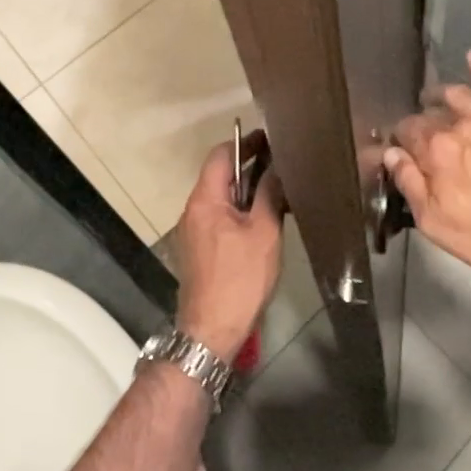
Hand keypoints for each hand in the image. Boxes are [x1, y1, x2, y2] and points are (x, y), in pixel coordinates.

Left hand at [174, 141, 284, 358]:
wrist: (211, 330)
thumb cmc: (240, 278)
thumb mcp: (263, 233)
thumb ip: (268, 195)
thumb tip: (275, 168)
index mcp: (204, 200)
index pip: (221, 155)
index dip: (245, 143)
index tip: (270, 140)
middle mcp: (192, 210)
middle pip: (218, 176)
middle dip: (247, 167)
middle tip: (279, 164)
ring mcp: (191, 231)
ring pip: (219, 198)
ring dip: (244, 191)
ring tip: (275, 190)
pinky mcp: (197, 250)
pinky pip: (217, 217)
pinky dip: (237, 211)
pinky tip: (260, 220)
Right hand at [385, 50, 470, 274]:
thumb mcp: (434, 222)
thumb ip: (409, 184)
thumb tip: (390, 154)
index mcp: (434, 151)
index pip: (406, 133)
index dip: (399, 141)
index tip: (399, 152)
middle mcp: (456, 125)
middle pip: (428, 115)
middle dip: (419, 124)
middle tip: (418, 138)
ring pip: (455, 95)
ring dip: (439, 95)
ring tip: (432, 99)